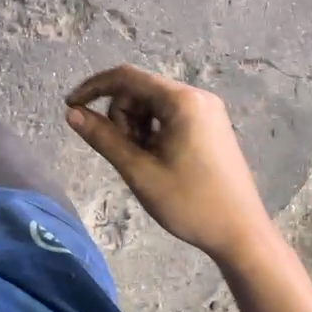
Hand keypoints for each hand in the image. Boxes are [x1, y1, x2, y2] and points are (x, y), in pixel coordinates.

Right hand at [65, 65, 275, 265]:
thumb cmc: (190, 203)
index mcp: (182, 101)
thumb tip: (71, 114)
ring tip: (142, 161)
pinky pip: (168, 115)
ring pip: (152, 104)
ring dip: (135, 126)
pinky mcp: (210, 125)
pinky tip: (156, 159)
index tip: (70, 107)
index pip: (125, 77)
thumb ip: (103, 137)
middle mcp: (196, 96)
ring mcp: (206, 110)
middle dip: (120, 117)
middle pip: (138, 90)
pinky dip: (152, 131)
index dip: (93, 88)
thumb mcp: (139, 171)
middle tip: (124, 153)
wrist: (241, 234)